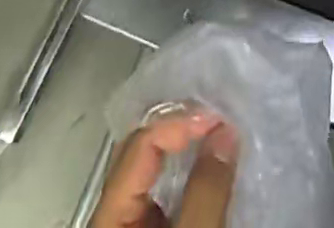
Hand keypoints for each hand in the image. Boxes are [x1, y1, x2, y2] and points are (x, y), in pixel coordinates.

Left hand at [89, 110, 238, 227]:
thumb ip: (205, 191)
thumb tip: (225, 132)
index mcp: (108, 210)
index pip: (141, 142)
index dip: (179, 122)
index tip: (218, 118)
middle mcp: (112, 210)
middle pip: (141, 149)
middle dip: (179, 126)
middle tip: (217, 116)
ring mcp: (128, 221)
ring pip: (153, 170)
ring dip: (185, 148)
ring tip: (217, 133)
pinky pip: (164, 191)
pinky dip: (187, 173)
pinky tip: (210, 168)